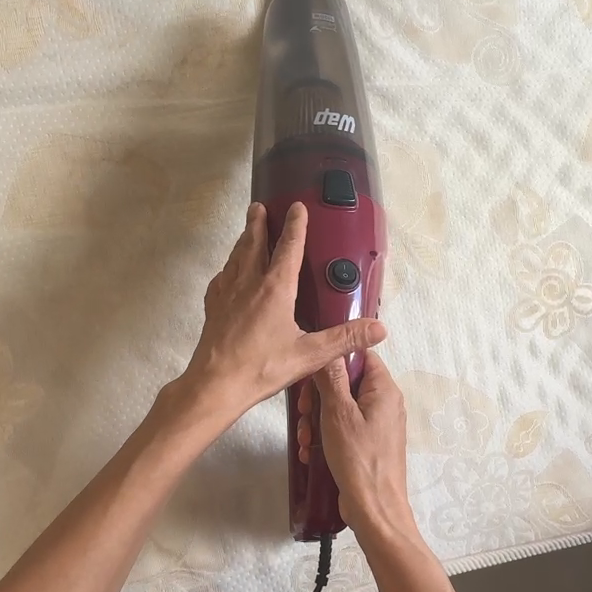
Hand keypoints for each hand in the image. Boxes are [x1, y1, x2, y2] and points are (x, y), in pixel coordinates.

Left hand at [177, 202, 385, 423]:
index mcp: (275, 288)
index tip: (297, 207)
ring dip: (243, 241)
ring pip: (236, 257)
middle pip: (253, 243)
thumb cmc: (261, 368)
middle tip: (259, 206)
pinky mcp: (213, 308)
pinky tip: (229, 273)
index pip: (288, 247)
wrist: (214, 385)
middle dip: (258, 223)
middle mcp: (248, 283)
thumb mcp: (309, 354)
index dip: (295, 225)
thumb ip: (344, 338)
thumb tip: (378, 329)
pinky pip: (221, 278)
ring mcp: (226, 294)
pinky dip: (228, 267)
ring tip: (247, 231)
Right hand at [299, 351, 416, 546]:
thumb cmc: (358, 459)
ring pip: (339, 407)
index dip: (333, 360)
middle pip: (345, 382)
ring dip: (317, 420)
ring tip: (306, 440)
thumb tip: (328, 348)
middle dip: (318, 397)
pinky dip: (325, 436)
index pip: (359, 355)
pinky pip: (342, 428)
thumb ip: (331, 377)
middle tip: (304, 413)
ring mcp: (376, 424)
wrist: (374, 510)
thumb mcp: (338, 413)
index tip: (310, 374)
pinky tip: (312, 453)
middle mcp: (384, 402)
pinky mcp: (367, 444)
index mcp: (384, 389)